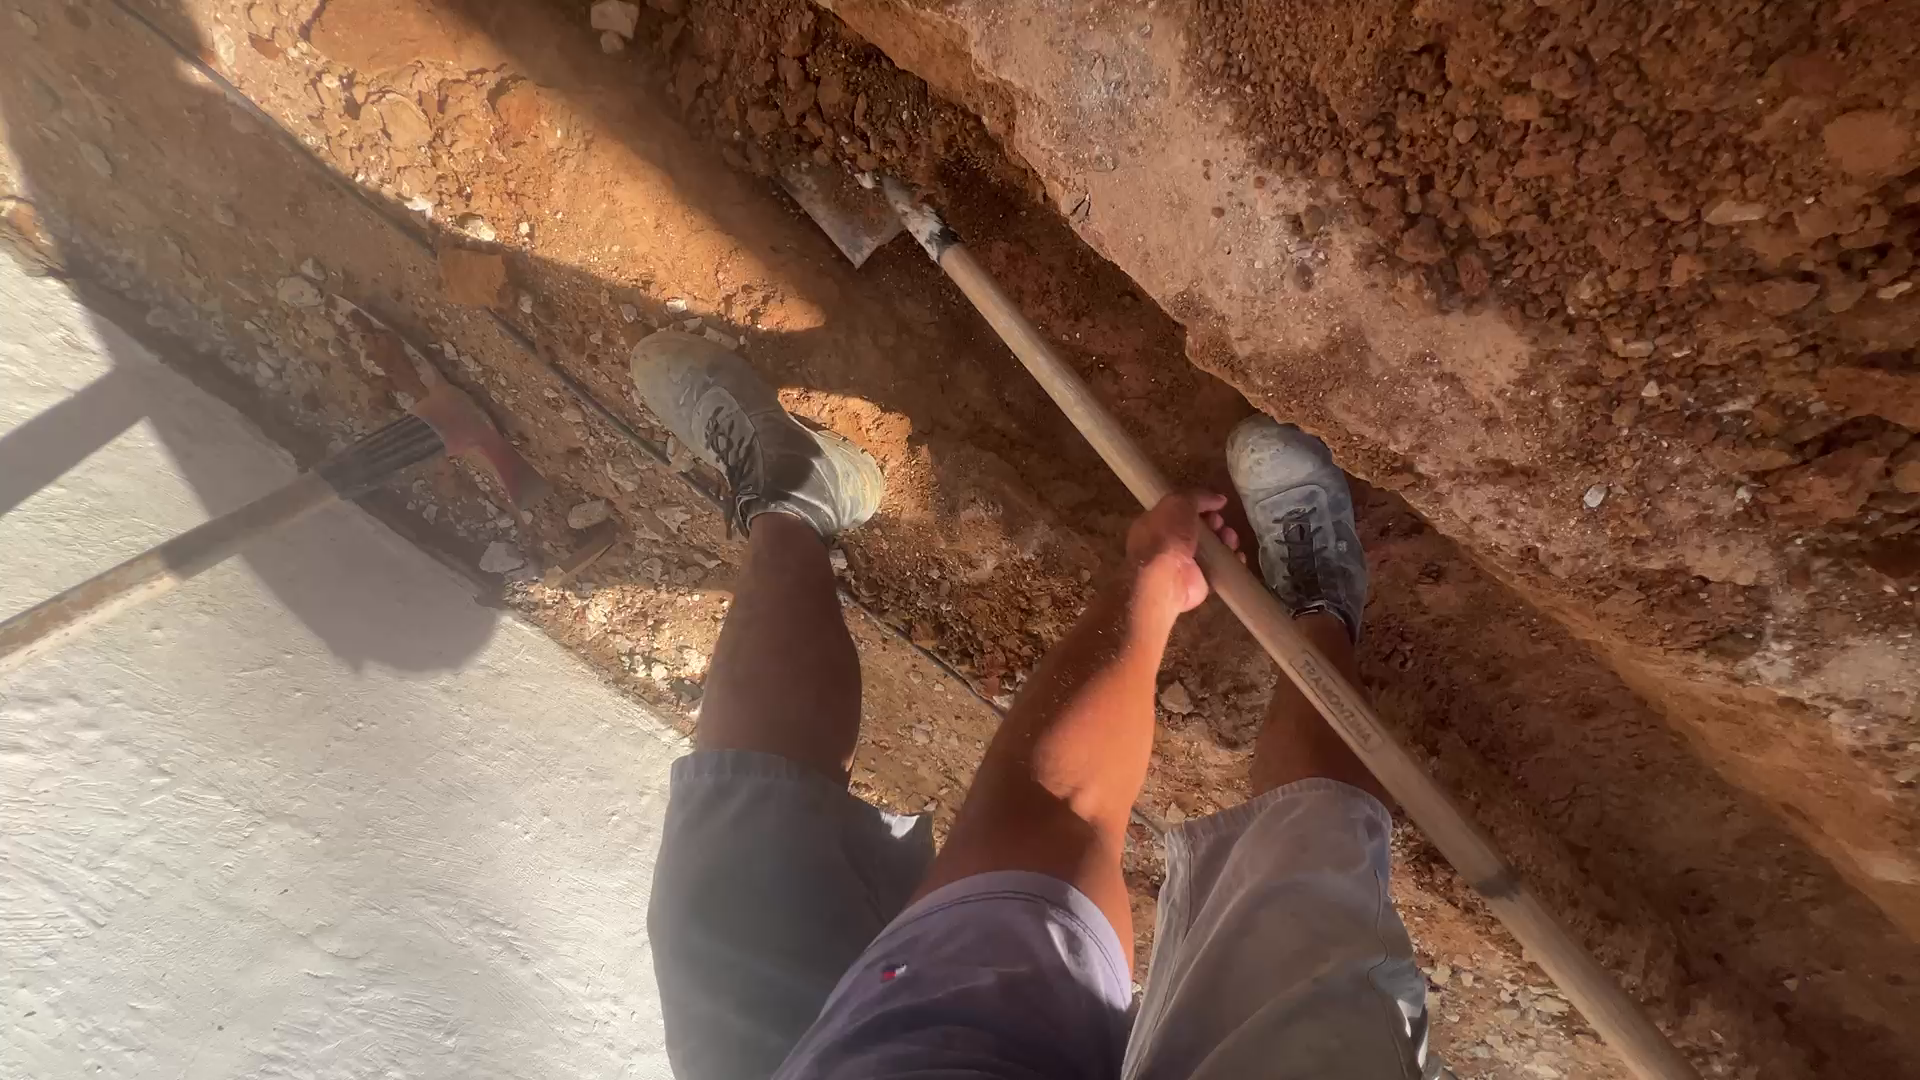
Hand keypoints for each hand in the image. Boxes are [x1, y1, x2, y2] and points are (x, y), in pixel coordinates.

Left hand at [1124, 492, 1241, 615]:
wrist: (1165, 577)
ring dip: (1225, 541)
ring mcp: (1183, 565)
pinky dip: (1230, 562)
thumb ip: (1198, 497)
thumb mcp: (1177, 503)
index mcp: (1155, 524)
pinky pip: (1218, 570)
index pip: (1180, 512)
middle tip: (1221, 525)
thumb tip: (1219, 499)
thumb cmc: (1166, 535)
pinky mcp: (1198, 582)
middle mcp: (1167, 544)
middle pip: (1198, 530)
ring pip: (1211, 549)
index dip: (1199, 508)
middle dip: (1215, 525)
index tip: (1215, 507)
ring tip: (1231, 540)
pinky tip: (1238, 556)